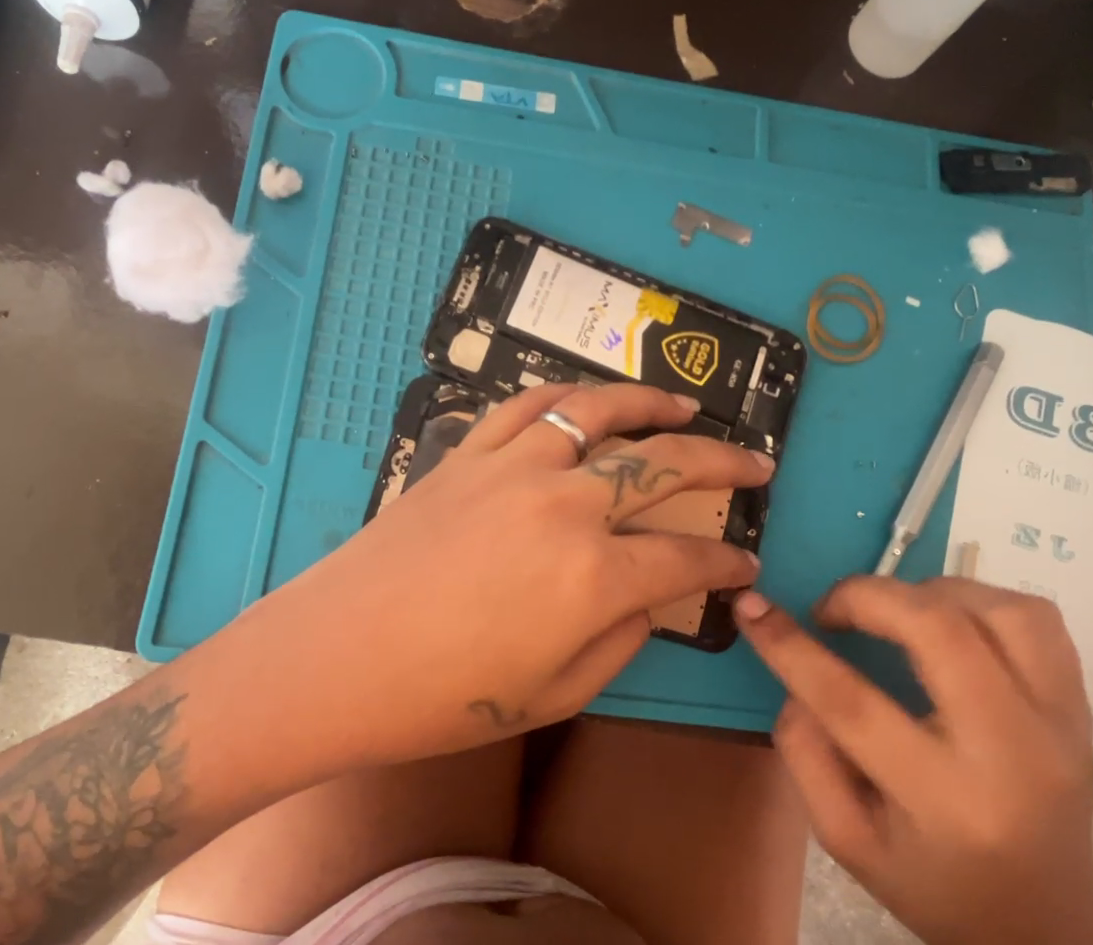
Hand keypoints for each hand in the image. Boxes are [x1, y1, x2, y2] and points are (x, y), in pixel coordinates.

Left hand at [202, 382, 769, 777]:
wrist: (337, 658)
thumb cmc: (444, 698)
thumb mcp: (554, 693)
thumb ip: (620, 638)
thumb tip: (652, 597)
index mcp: (595, 577)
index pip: (686, 560)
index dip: (726, 565)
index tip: (746, 567)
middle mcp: (566, 505)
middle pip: (664, 464)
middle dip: (722, 463)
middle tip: (755, 466)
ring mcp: (514, 468)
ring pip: (598, 412)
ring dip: (652, 404)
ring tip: (684, 405)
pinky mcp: (469, 454)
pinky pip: (528, 406)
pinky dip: (567, 395)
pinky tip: (588, 399)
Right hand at [733, 577, 1092, 944]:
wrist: (1043, 920)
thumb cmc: (932, 882)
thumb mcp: (845, 840)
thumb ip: (807, 754)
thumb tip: (796, 677)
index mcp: (943, 801)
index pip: (852, 703)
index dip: (791, 647)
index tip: (751, 608)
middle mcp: (1010, 753)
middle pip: (940, 632)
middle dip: (866, 596)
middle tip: (829, 610)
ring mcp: (1058, 724)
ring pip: (999, 610)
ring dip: (929, 592)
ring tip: (893, 612)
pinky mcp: (1081, 707)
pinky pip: (1039, 619)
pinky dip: (983, 599)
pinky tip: (948, 618)